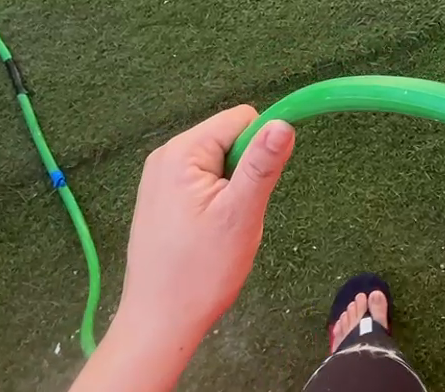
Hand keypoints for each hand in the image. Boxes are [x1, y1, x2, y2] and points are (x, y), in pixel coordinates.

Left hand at [112, 105, 295, 347]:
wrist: (159, 326)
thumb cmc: (201, 271)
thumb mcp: (241, 214)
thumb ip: (262, 164)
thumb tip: (285, 121)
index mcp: (182, 151)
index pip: (242, 119)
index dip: (259, 150)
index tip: (253, 190)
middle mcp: (167, 155)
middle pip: (230, 138)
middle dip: (245, 172)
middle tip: (237, 215)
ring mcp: (161, 177)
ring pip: (221, 161)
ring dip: (234, 189)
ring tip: (223, 227)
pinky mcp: (162, 197)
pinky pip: (206, 179)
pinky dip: (218, 200)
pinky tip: (210, 232)